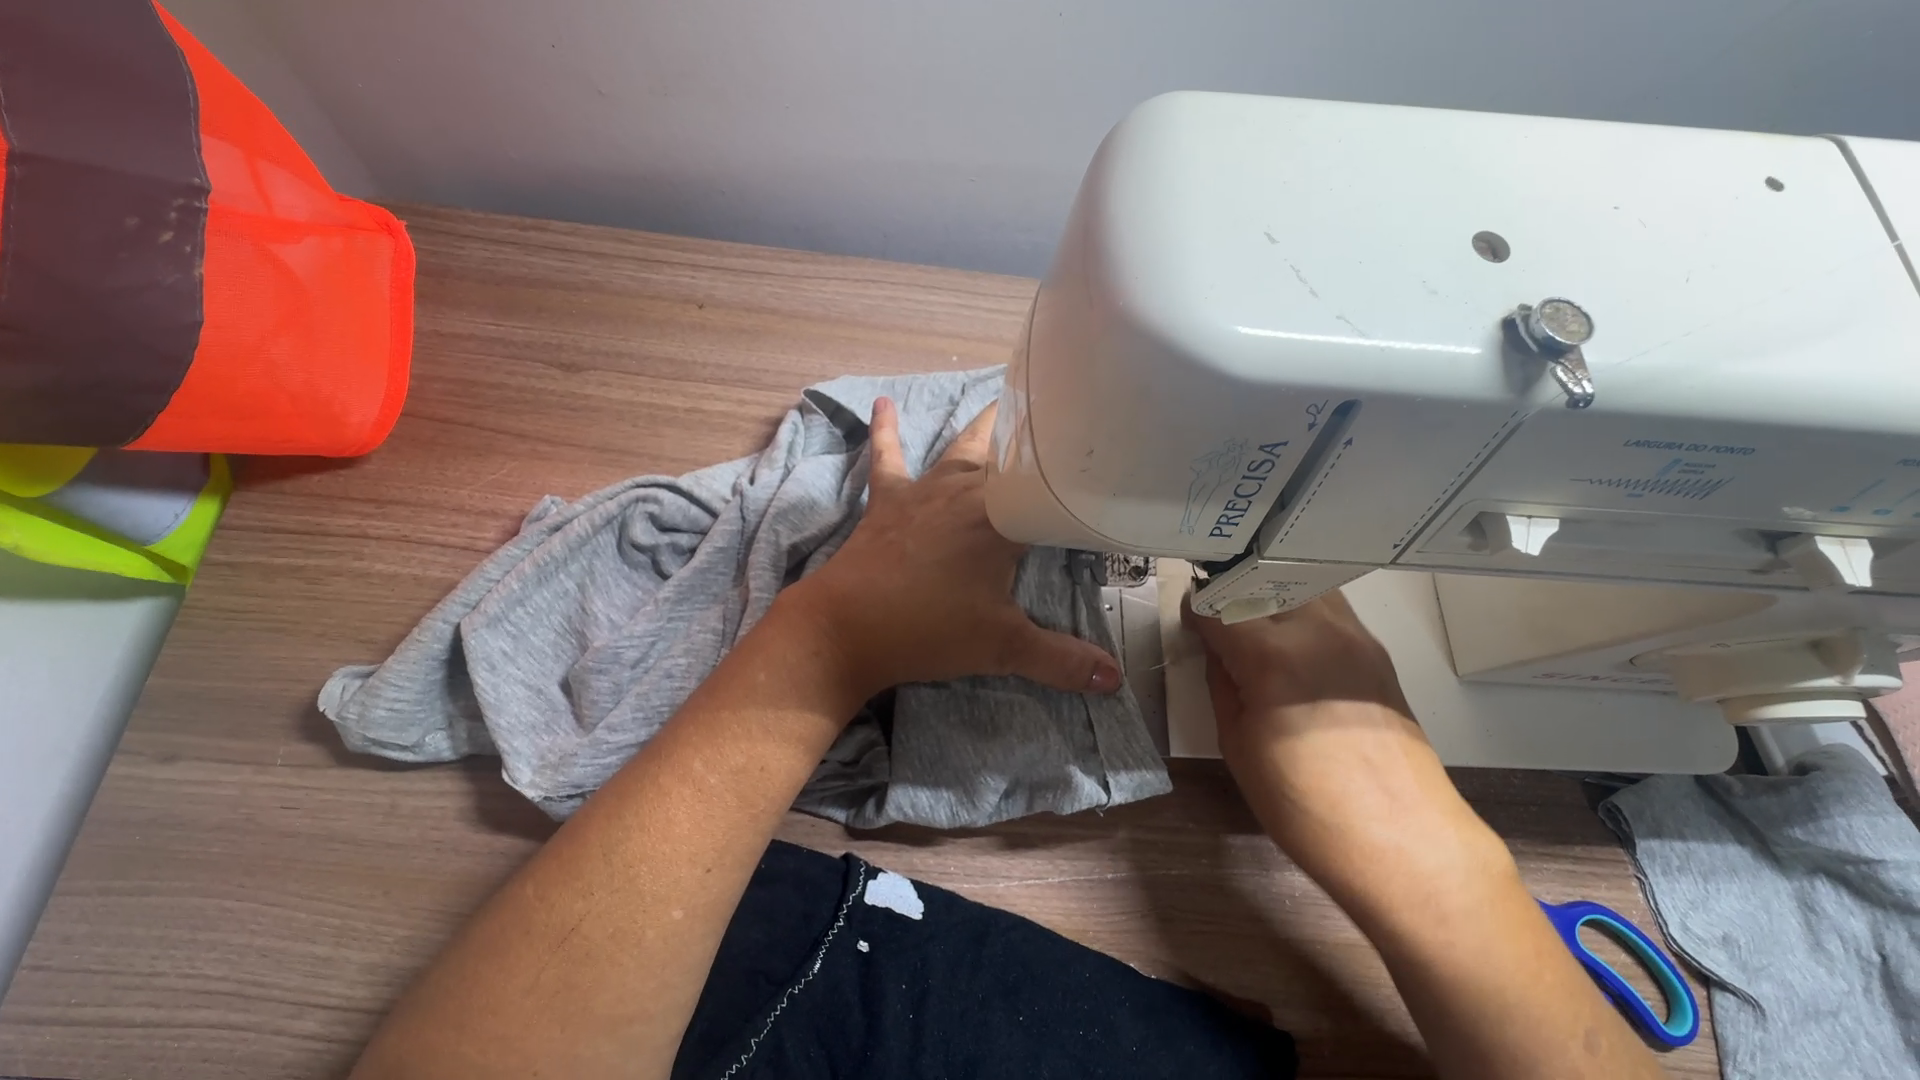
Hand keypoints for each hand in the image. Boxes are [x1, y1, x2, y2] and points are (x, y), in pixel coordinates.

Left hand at [778, 398, 1122, 701]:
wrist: (846, 628)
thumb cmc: (928, 631)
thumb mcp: (1003, 648)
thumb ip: (1062, 660)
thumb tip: (1115, 680)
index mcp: (1003, 519)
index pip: (1051, 491)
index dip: (1078, 482)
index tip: (1105, 470)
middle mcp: (966, 492)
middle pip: (1011, 457)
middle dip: (1039, 441)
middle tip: (1066, 420)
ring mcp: (924, 490)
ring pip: (961, 447)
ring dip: (984, 426)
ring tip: (1006, 398)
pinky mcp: (888, 499)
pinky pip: (888, 456)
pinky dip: (886, 430)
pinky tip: (882, 402)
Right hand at [1182, 592, 1502, 900]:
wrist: (1400, 839)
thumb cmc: (1303, 804)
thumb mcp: (1237, 745)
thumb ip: (1223, 684)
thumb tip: (1218, 652)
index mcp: (1271, 657)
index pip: (1219, 605)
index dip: (1197, 610)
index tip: (1190, 624)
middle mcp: (1316, 631)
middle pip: (1263, 580)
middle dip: (1233, 591)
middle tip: (1218, 622)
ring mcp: (1355, 637)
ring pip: (1302, 585)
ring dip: (1272, 594)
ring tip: (1256, 627)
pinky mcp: (1378, 652)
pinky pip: (1331, 610)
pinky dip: (1303, 612)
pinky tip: (1293, 646)